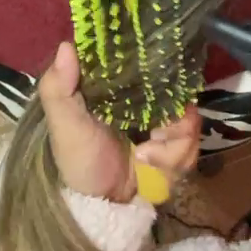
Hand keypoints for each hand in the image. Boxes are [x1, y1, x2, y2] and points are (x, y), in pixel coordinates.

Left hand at [37, 43, 201, 201]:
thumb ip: (59, 88)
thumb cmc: (78, 158)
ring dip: (169, 145)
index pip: (148, 57)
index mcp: (122, 83)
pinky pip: (192, 144)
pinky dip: (172, 160)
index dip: (158, 62)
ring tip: (143, 155)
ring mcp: (167, 121)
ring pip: (189, 119)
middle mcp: (149, 97)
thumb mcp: (64, 123)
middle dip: (171, 117)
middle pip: (180, 88)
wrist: (100, 206)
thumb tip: (66, 45)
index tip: (155, 77)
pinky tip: (150, 166)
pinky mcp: (178, 145)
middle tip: (152, 134)